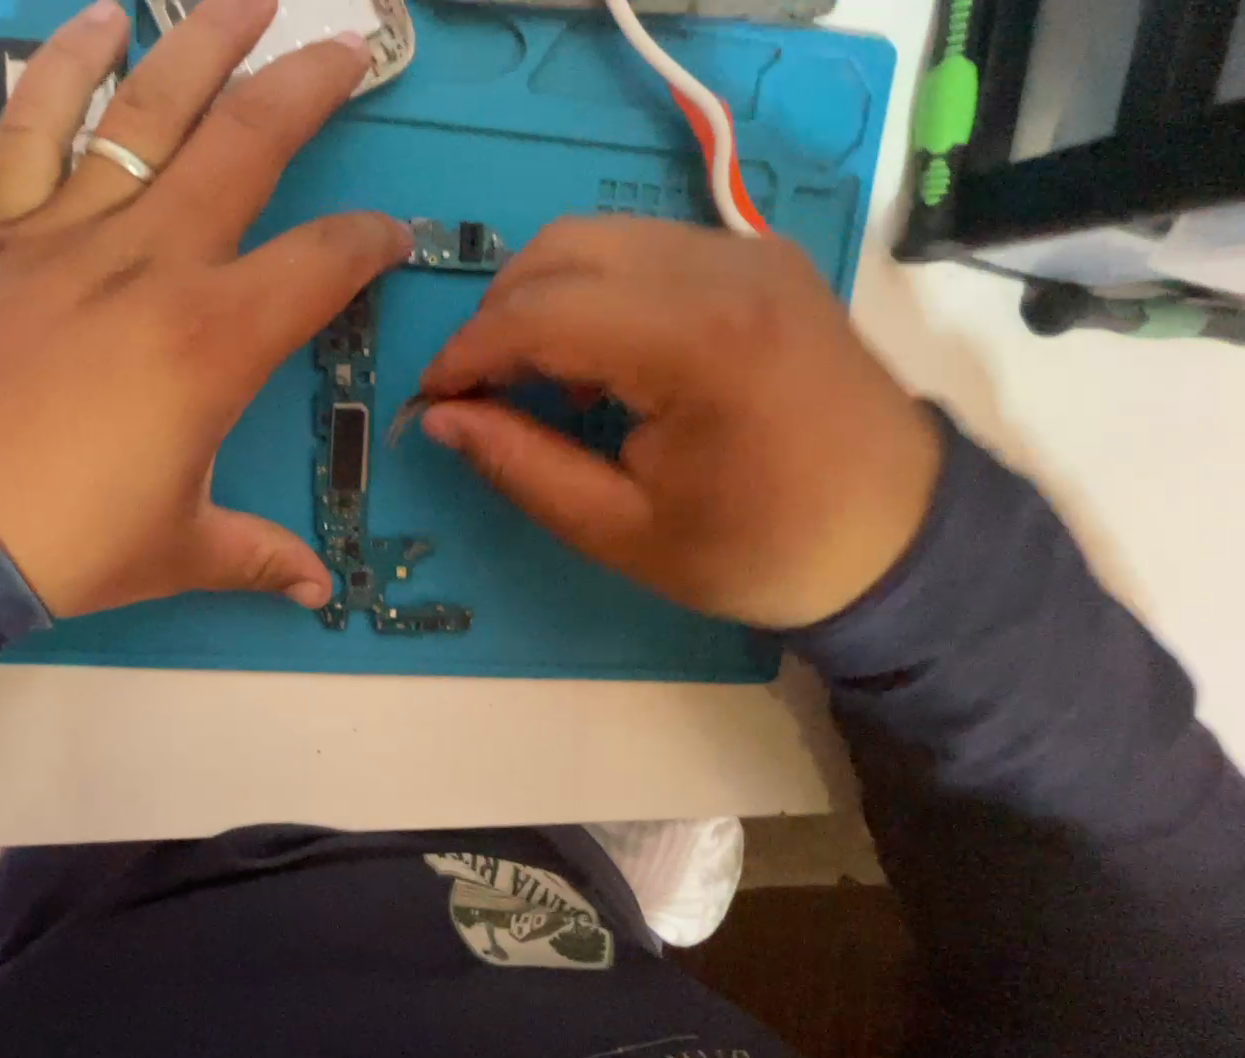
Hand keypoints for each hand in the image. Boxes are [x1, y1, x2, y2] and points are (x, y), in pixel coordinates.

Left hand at [0, 0, 408, 616]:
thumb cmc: (62, 542)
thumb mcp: (178, 552)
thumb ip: (259, 558)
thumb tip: (318, 592)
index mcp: (213, 341)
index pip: (321, 263)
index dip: (372, 243)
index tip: (393, 237)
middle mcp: (152, 264)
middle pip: (248, 144)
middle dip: (310, 86)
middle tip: (351, 47)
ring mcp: (70, 237)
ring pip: (149, 112)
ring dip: (205, 42)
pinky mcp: (0, 236)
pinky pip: (35, 130)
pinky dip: (65, 69)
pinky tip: (98, 22)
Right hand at [416, 218, 941, 628]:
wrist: (897, 536)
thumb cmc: (756, 549)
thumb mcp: (619, 531)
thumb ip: (520, 466)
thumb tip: (440, 417)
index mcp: (697, 340)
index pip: (540, 311)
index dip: (467, 352)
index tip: (430, 397)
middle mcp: (725, 266)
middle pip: (560, 250)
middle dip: (496, 317)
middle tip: (479, 390)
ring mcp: (748, 251)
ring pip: (594, 238)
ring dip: (539, 301)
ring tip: (538, 381)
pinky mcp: (757, 257)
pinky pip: (638, 249)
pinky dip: (589, 292)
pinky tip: (597, 360)